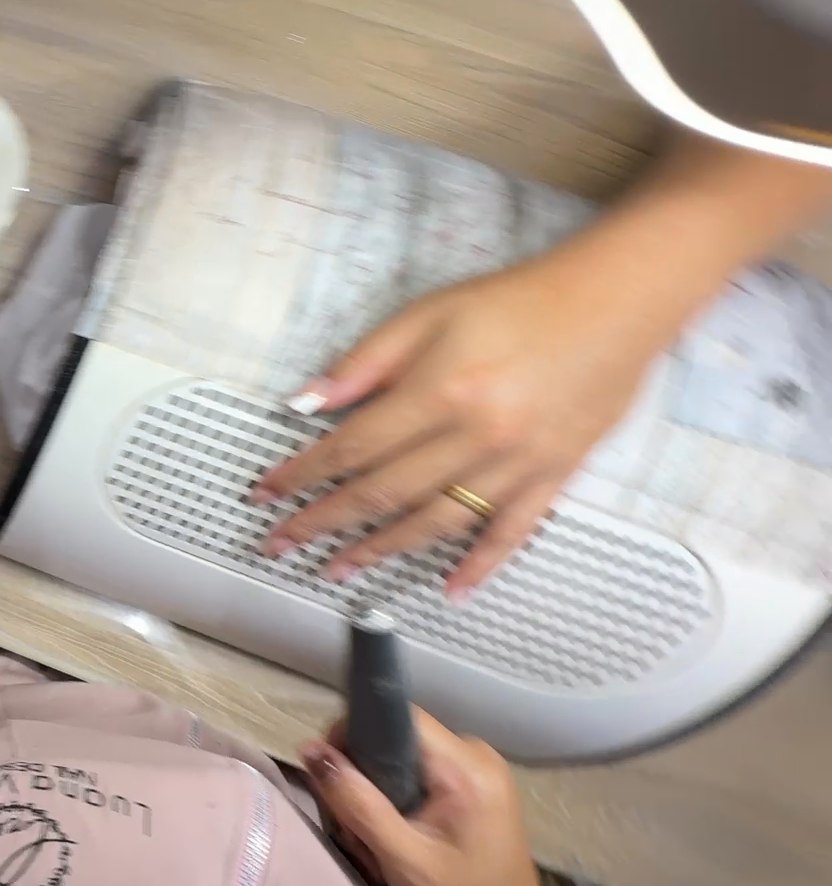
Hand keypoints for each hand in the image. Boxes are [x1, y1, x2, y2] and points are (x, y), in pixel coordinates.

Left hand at [251, 252, 666, 598]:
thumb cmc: (512, 302)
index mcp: (439, 394)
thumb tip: (301, 403)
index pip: (349, 449)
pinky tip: (451, 590)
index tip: (263, 494)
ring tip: (335, 569)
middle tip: (278, 544)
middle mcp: (478, 437)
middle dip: (320, 522)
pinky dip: (482, 564)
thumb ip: (360, 365)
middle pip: (381, 494)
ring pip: (435, 522)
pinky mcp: (558, 474)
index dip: (300, 475)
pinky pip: (515, 530)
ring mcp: (520, 462)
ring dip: (380, 550)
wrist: (623, 295)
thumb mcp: (423, 316)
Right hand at [303, 710, 559, 885]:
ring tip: (370, 837)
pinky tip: (387, 833)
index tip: (333, 772)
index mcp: (468, 769)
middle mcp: (474, 757)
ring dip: (369, 791)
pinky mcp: (467, 783)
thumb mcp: (401, 856)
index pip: (394, 716)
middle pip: (389, 736)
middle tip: (352, 825)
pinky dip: (388, 796)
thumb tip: (309, 748)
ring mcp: (473, 769)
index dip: (354, 733)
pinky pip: (408, 769)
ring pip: (394, 755)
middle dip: (359, 775)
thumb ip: (355, 800)